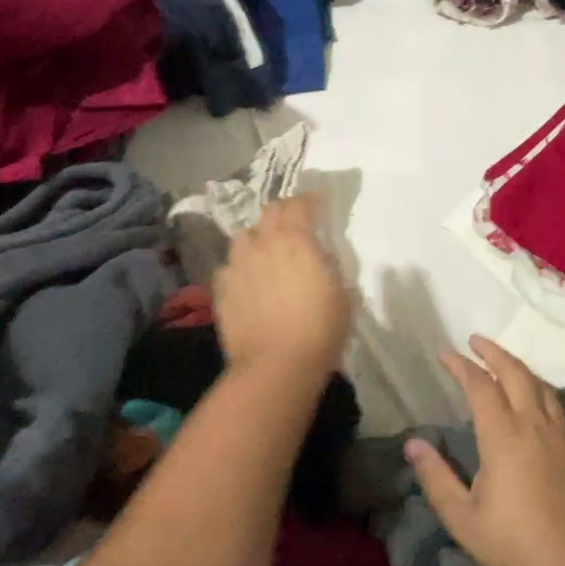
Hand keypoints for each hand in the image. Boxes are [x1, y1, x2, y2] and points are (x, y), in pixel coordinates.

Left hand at [212, 194, 350, 380]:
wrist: (276, 366)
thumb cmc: (319, 331)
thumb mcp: (343, 296)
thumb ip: (330, 268)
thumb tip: (320, 259)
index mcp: (296, 241)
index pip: (298, 204)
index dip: (308, 199)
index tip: (316, 202)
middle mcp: (262, 244)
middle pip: (268, 212)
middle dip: (282, 211)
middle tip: (293, 220)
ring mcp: (237, 265)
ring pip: (243, 236)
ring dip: (257, 236)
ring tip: (264, 249)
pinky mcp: (221, 288)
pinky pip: (229, 266)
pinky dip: (240, 267)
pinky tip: (247, 280)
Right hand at [406, 336, 564, 565]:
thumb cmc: (515, 546)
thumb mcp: (463, 518)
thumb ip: (436, 478)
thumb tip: (413, 444)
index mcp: (503, 436)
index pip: (480, 385)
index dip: (461, 365)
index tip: (444, 352)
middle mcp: (535, 426)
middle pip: (516, 373)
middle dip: (493, 352)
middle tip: (475, 341)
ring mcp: (563, 437)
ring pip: (541, 386)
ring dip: (519, 367)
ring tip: (502, 363)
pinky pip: (557, 405)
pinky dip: (540, 389)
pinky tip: (536, 400)